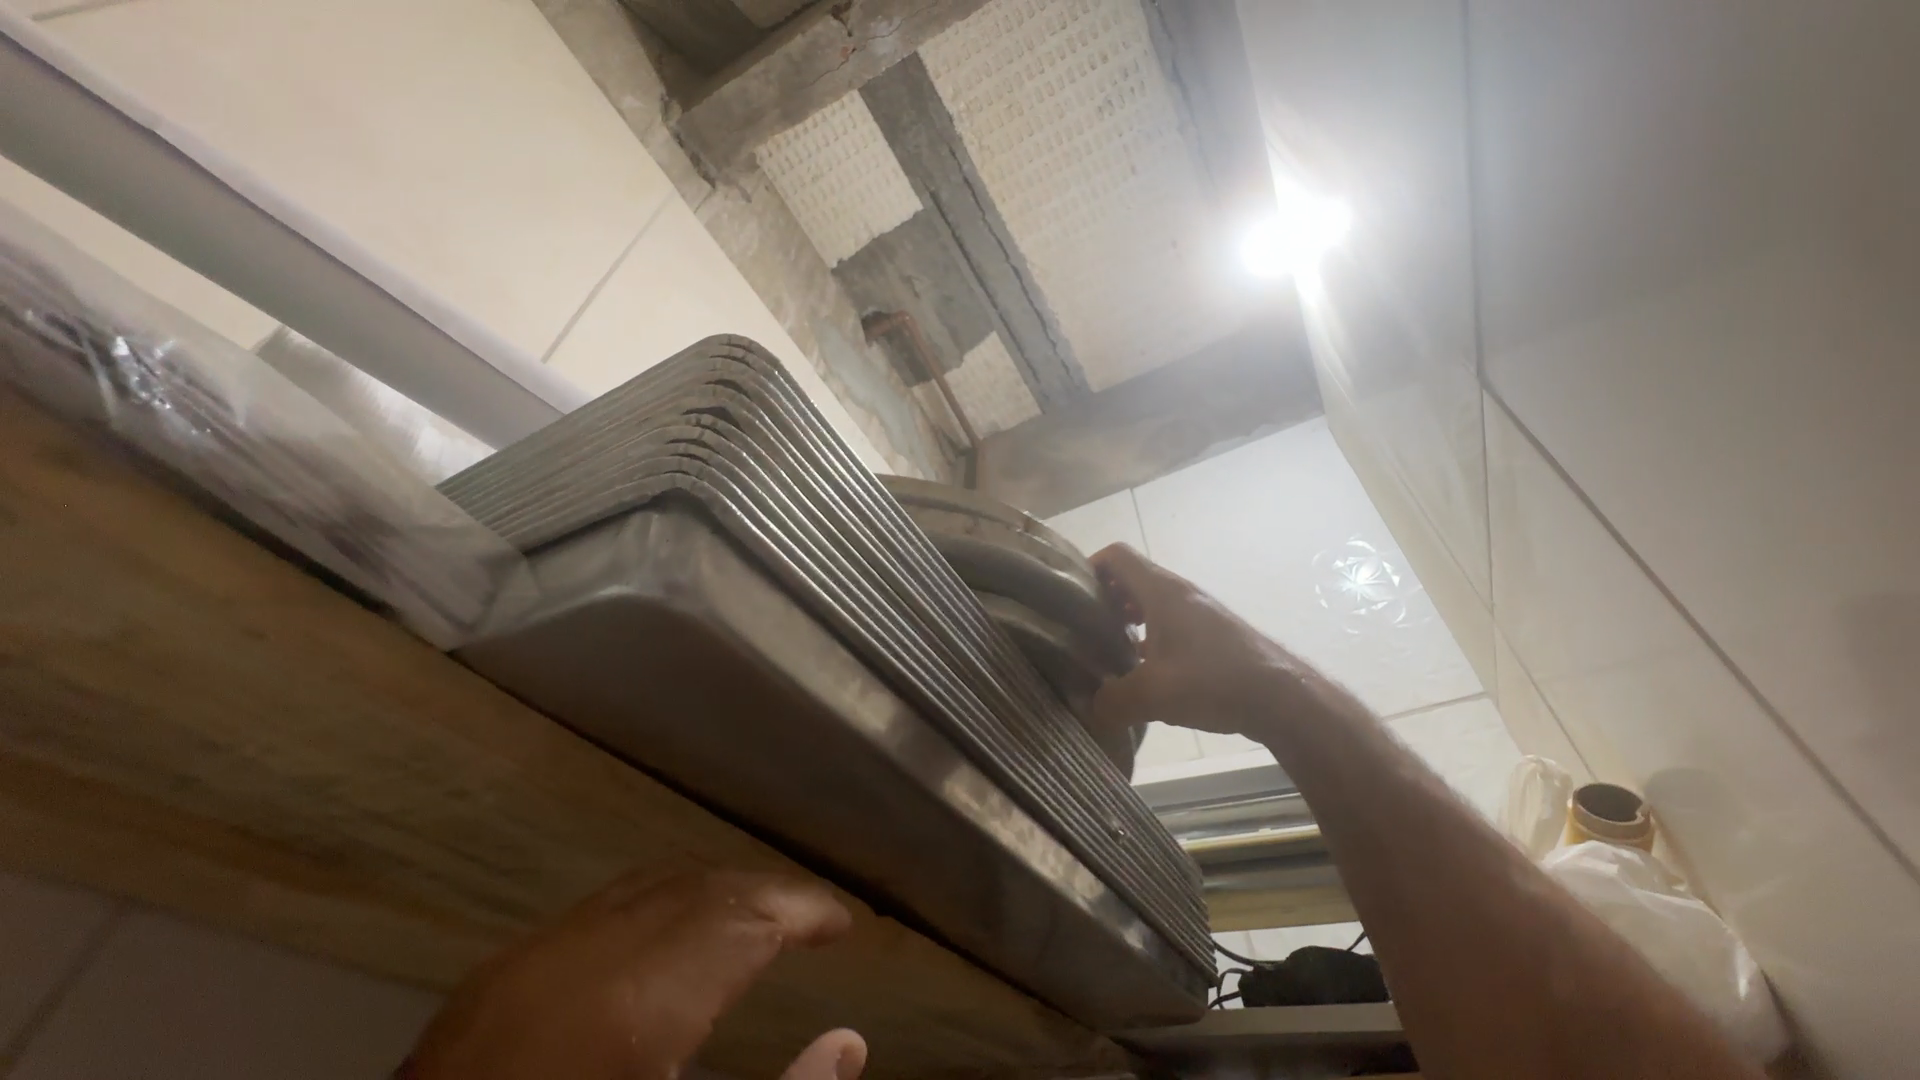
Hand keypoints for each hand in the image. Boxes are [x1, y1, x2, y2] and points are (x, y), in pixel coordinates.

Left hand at [400, 870, 865, 1079]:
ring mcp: (533, 953)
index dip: (801, 909)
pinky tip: (674, 936)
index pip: (742, 918)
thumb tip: (849, 1042)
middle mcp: (585, 953)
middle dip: (765, 894)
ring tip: (758, 920)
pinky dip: (659, 904)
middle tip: (811, 922)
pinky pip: (603, 906)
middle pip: (701, 889)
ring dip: (714, 892)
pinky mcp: (499, 969)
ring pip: (650, 885)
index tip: (841, 924)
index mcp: (635, 1003)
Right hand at [1089, 544, 1319, 737]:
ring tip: (1109, 652)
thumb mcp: (1152, 695)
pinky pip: (1169, 623)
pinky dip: (1150, 637)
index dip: (1088, 568)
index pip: (1116, 556)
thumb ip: (1112, 701)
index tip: (1070, 598)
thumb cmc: (1214, 681)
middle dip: (1103, 599)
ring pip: (1151, 603)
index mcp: (1161, 591)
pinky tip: (1145, 672)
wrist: (1284, 697)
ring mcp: (1198, 613)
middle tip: (1083, 630)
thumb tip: (1091, 708)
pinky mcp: (1212, 634)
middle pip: (1131, 578)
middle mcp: (1179, 593)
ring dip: (1127, 620)